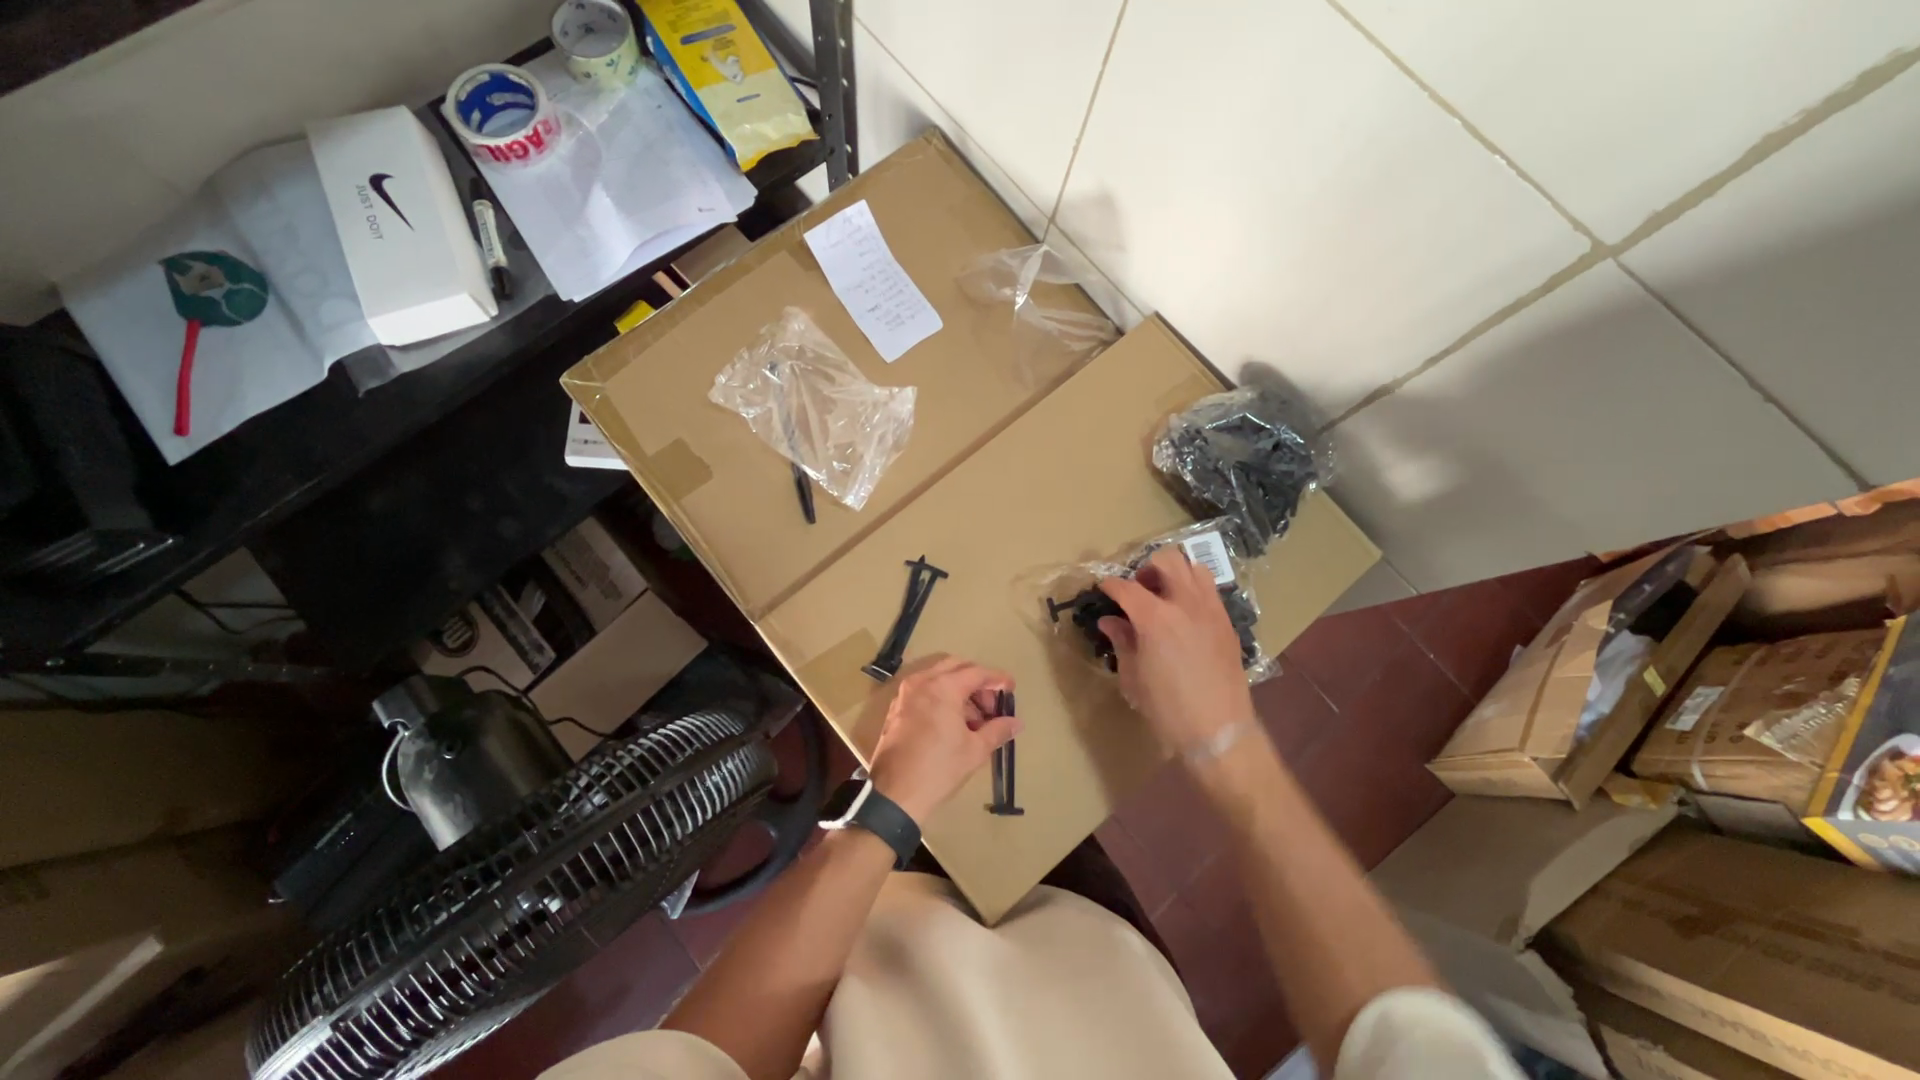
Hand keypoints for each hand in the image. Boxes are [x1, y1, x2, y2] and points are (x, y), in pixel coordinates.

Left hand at [868, 657, 1020, 822]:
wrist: (895, 794)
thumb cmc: (940, 769)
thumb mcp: (975, 750)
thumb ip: (998, 730)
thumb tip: (1016, 722)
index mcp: (943, 687)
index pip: (976, 673)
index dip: (997, 679)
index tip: (1011, 689)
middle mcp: (921, 682)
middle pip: (955, 667)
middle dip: (977, 682)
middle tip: (991, 705)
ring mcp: (905, 695)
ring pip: (938, 678)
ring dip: (959, 690)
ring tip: (974, 720)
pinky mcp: (896, 709)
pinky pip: (923, 691)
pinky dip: (941, 697)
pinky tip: (952, 723)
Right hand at [1097, 546, 1258, 756]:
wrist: (1218, 730)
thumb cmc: (1167, 709)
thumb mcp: (1133, 677)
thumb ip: (1122, 641)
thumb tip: (1111, 621)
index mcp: (1155, 617)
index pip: (1126, 587)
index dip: (1110, 584)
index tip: (1103, 588)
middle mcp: (1185, 603)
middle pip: (1166, 561)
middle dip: (1146, 569)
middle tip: (1137, 589)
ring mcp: (1211, 610)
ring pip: (1194, 567)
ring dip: (1175, 573)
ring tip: (1164, 595)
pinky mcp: (1227, 622)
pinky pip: (1210, 591)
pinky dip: (1194, 590)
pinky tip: (1184, 614)